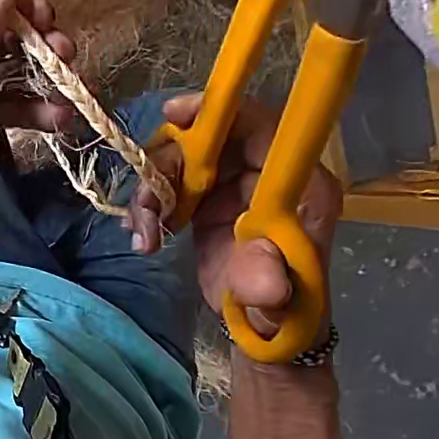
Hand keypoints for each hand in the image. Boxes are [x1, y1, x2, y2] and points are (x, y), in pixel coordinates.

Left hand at [0, 0, 77, 202]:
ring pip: (20, 69)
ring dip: (48, 74)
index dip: (16, 6)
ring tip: (69, 83)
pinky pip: (19, 107)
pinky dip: (41, 112)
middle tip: (63, 50)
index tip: (41, 18)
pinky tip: (61, 117)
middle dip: (41, 40)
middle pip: (10, 34)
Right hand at [126, 96, 341, 337]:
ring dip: (151, 193)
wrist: (262, 325)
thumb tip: (264, 286)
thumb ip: (267, 284)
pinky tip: (143, 234)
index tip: (173, 116)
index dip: (218, 113)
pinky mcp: (206, 200)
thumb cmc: (280, 309)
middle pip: (206, 142)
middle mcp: (263, 173)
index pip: (260, 126)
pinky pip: (170, 187)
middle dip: (166, 166)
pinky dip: (149, 207)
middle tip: (146, 206)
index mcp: (295, 183)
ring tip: (143, 233)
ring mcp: (232, 185)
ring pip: (180, 164)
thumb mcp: (275, 299)